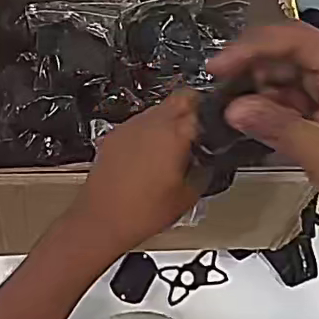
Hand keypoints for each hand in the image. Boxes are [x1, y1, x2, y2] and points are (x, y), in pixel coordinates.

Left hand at [66, 90, 201, 252]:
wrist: (102, 221)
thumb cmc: (142, 212)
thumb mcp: (188, 196)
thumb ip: (203, 170)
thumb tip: (208, 162)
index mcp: (175, 134)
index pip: (203, 107)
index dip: (213, 118)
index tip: (215, 131)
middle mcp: (152, 123)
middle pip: (182, 97)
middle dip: (194, 110)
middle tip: (199, 132)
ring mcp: (130, 126)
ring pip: (159, 108)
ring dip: (170, 121)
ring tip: (174, 149)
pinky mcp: (114, 135)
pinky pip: (139, 124)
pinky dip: (149, 133)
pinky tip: (150, 157)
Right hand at [208, 22, 318, 230]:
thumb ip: (275, 125)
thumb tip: (237, 107)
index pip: (294, 39)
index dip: (253, 47)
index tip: (223, 63)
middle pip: (285, 52)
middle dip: (251, 66)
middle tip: (221, 83)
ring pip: (283, 75)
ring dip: (257, 88)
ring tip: (234, 107)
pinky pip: (287, 98)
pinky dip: (267, 106)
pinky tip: (251, 119)